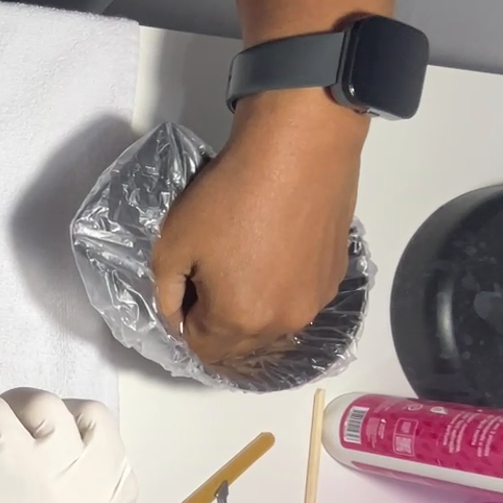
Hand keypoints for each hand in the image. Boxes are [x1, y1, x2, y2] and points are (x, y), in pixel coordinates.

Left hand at [152, 90, 367, 365]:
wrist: (297, 155)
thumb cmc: (224, 202)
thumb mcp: (171, 249)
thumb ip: (166, 294)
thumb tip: (174, 318)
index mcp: (239, 318)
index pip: (202, 347)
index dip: (182, 324)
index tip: (177, 293)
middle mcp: (285, 321)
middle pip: (238, 341)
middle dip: (212, 320)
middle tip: (199, 278)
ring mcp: (317, 300)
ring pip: (268, 323)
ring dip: (245, 307)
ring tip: (231, 265)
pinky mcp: (336, 276)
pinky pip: (293, 299)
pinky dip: (273, 289)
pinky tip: (262, 256)